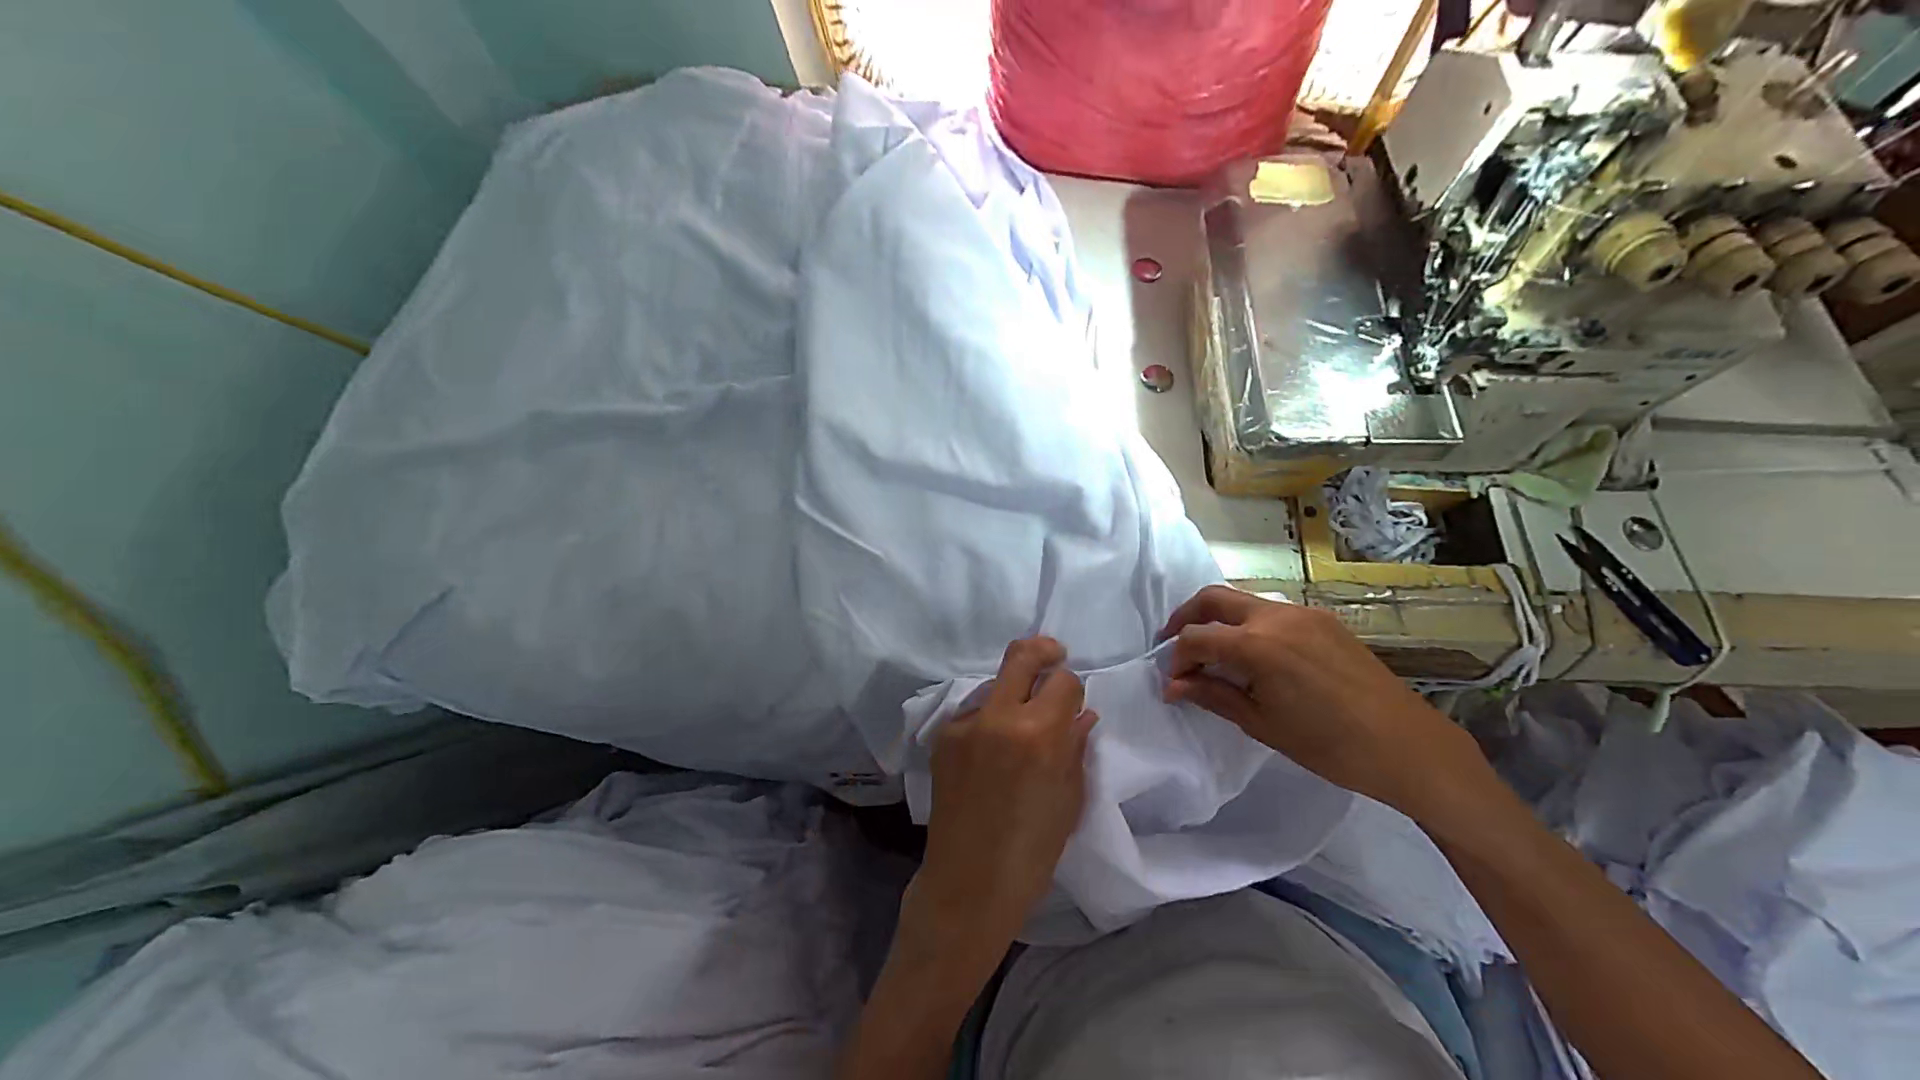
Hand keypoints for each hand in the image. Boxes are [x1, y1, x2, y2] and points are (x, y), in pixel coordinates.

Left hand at [835, 640, 1095, 1079]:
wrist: (969, 883)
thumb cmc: (1033, 850)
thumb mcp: (1070, 797)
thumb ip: (1075, 746)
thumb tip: (1081, 713)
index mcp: (1038, 733)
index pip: (1063, 679)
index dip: (1073, 689)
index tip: (1074, 704)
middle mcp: (998, 716)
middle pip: (1021, 655)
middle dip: (1043, 650)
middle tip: (1054, 657)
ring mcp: (964, 724)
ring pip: (995, 684)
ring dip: (1013, 693)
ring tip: (1019, 727)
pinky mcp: (943, 737)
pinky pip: (974, 714)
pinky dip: (989, 721)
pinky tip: (992, 755)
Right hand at [1159, 585, 1482, 817]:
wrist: (1407, 746)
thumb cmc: (1328, 745)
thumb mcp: (1262, 724)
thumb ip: (1214, 696)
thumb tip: (1174, 686)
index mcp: (1257, 645)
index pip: (1196, 637)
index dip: (1177, 660)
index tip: (1174, 685)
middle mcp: (1276, 616)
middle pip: (1213, 599)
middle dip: (1186, 619)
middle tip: (1174, 647)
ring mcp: (1304, 614)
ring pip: (1243, 601)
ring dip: (1218, 619)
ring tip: (1212, 653)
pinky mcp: (1324, 621)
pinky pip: (1272, 611)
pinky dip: (1249, 624)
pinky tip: (1254, 655)